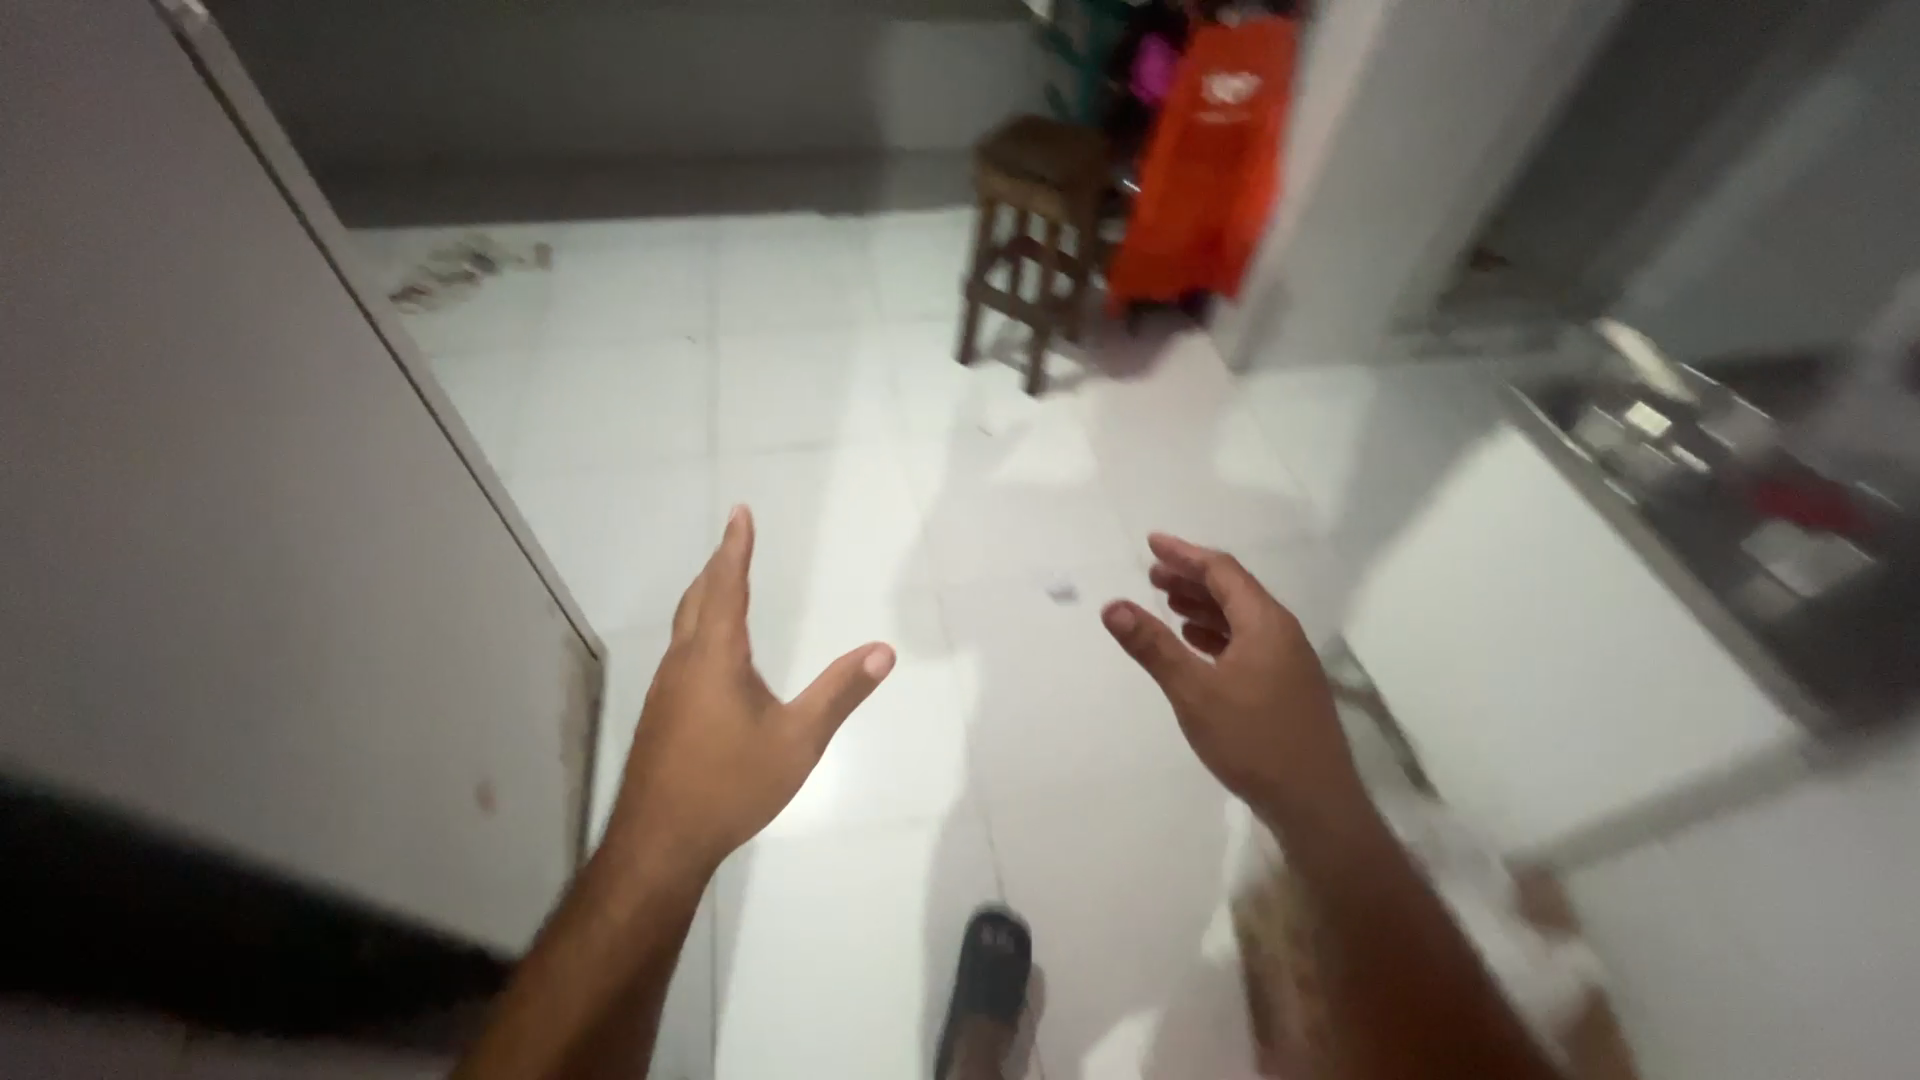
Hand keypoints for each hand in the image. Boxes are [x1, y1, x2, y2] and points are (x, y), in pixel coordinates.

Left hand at [602, 507, 895, 878]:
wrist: (660, 843)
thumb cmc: (732, 785)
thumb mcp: (799, 739)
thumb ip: (841, 692)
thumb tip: (884, 650)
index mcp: (716, 657)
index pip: (727, 585)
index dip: (736, 546)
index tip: (740, 511)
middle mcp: (684, 663)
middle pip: (698, 598)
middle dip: (719, 566)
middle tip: (736, 542)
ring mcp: (666, 690)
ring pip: (685, 626)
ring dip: (707, 597)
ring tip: (727, 587)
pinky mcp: (661, 714)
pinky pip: (682, 652)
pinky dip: (700, 630)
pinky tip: (714, 657)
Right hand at [1101, 533, 1366, 831]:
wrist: (1315, 804)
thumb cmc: (1253, 741)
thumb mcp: (1193, 691)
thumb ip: (1153, 646)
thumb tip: (1112, 606)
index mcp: (1265, 623)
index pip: (1222, 571)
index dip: (1184, 554)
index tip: (1151, 543)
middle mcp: (1282, 633)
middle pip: (1234, 591)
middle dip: (1191, 579)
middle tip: (1152, 575)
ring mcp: (1288, 662)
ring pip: (1241, 619)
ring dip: (1203, 607)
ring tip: (1168, 604)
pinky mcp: (1287, 688)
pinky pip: (1248, 643)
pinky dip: (1217, 635)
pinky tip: (1197, 645)